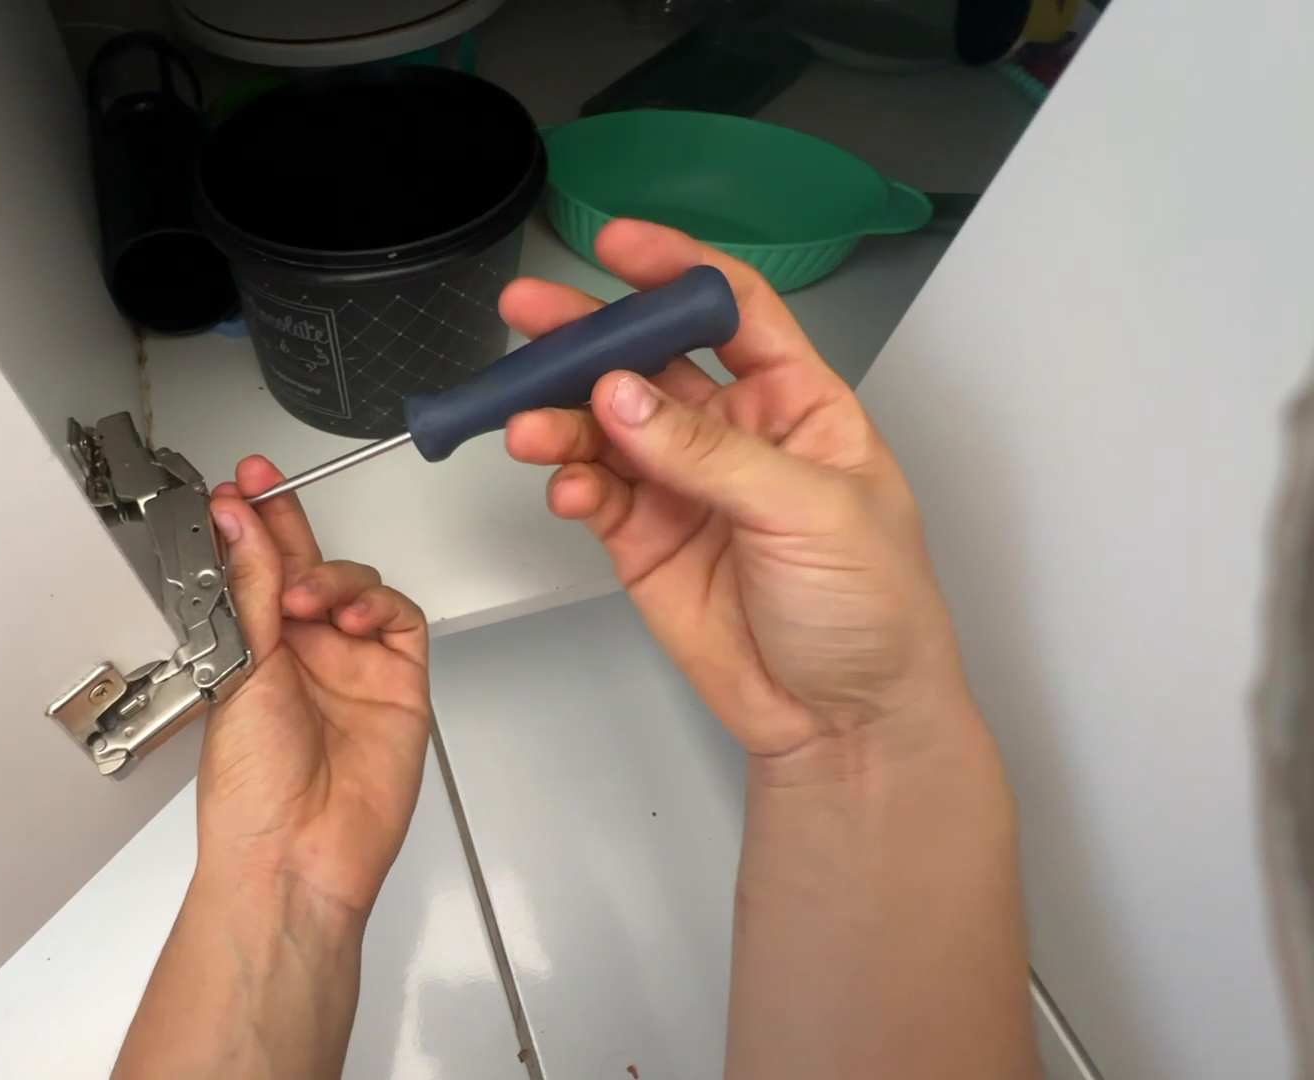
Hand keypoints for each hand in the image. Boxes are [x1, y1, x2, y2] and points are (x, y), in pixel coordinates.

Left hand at [201, 456, 431, 918]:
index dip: (252, 525)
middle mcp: (304, 652)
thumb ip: (252, 587)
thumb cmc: (253, 785)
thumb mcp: (242, 668)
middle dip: (288, 522)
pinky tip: (353, 617)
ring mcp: (352, 663)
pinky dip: (378, 603)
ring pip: (355, 584)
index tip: (240, 485)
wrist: (300, 851)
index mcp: (256, 651)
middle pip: (304, 565)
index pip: (257, 570)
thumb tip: (239, 522)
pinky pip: (400, 618)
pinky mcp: (397, 680)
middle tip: (265, 485)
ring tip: (303, 598)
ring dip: (331, 576)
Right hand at [502, 220, 969, 771]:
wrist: (835, 716)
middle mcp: (725, 435)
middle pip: (643, 362)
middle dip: (584, 338)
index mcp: (792, 404)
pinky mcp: (638, 536)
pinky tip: (568, 492)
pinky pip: (592, 493)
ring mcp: (675, 485)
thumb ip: (707, 452)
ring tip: (527, 429)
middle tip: (526, 317)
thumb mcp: (807, 512)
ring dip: (561, 423)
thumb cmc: (868, 607)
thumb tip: (621, 395)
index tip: (616, 246)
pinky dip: (571, 486)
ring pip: (602, 430)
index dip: (673, 270)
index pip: (729, 311)